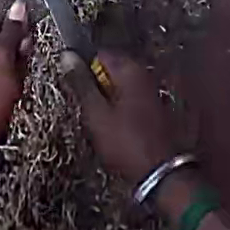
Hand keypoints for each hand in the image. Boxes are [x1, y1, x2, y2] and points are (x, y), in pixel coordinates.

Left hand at [0, 1, 30, 157]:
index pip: (8, 24)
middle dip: (18, 63)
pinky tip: (4, 108)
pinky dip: (6, 96)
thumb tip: (19, 5)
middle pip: (8, 47)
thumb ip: (12, 30)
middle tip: (15, 78)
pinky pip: (0, 87)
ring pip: (7, 70)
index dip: (20, 39)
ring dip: (14, 82)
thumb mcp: (3, 56)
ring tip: (9, 97)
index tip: (23, 52)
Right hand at [60, 49, 177, 187]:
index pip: (99, 54)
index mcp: (129, 68)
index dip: (84, 70)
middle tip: (90, 112)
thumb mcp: (96, 113)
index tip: (78, 93)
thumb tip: (67, 55)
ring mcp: (152, 90)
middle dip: (97, 87)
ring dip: (109, 100)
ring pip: (120, 86)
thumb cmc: (126, 143)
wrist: (162, 175)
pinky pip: (131, 100)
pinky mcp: (156, 108)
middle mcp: (144, 73)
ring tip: (102, 125)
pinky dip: (121, 109)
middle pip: (111, 69)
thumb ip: (81, 83)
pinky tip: (118, 131)